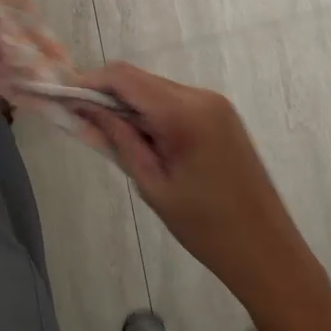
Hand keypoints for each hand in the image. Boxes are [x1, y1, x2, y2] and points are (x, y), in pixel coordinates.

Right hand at [76, 62, 330, 330]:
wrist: (269, 253)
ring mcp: (214, 104)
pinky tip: (141, 140)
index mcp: (184, 112)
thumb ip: (117, 138)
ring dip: (128, 104)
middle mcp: (200, 96)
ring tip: (110, 137)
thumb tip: (83, 108)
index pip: (123, 77)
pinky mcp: (221, 115)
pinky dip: (150, 112)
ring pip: (154, 88)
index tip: (62, 98)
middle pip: (138, 79)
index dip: (88, 82)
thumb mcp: (151, 184)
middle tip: (79, 120)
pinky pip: (173, 101)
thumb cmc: (206, 228)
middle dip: (105, 94)